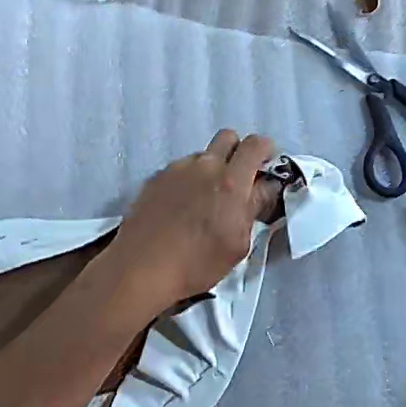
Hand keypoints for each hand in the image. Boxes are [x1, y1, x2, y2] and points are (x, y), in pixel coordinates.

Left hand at [101, 129, 278, 319]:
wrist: (139, 269)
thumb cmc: (197, 263)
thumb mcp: (238, 244)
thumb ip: (254, 208)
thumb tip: (264, 187)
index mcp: (230, 182)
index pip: (255, 144)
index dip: (265, 150)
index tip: (266, 166)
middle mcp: (204, 166)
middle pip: (228, 137)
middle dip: (238, 151)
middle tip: (238, 180)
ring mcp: (176, 169)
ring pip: (202, 156)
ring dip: (211, 169)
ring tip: (204, 200)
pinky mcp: (154, 178)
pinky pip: (180, 170)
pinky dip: (187, 180)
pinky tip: (180, 207)